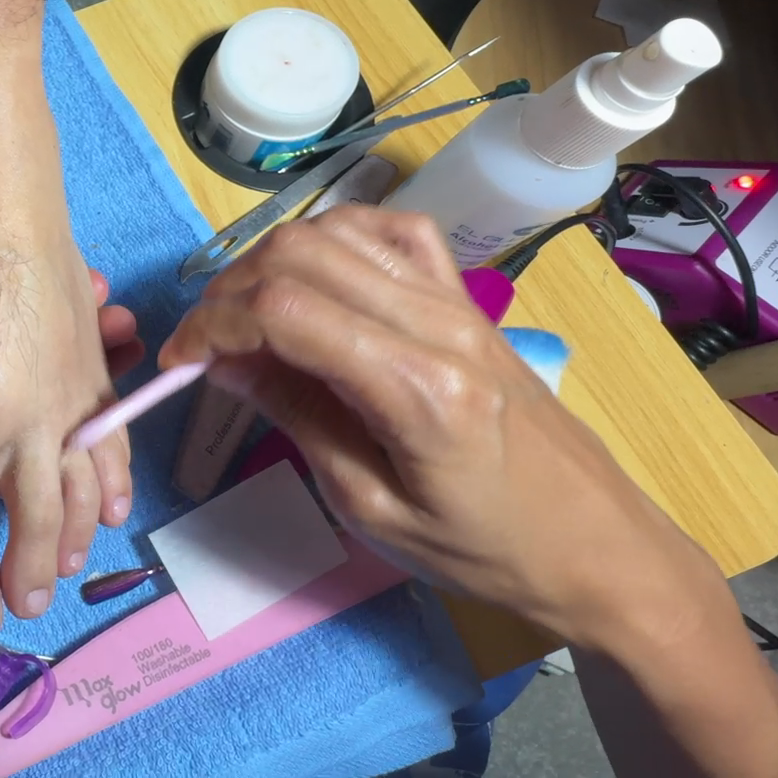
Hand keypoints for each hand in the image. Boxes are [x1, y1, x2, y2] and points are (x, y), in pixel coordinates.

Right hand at [159, 207, 719, 645]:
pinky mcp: (463, 294)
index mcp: (416, 389)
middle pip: (297, 256)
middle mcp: (435, 322)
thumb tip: (223, 360)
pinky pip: (386, 230)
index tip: (179, 361)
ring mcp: (454, 298)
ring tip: (247, 314)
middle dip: (226, 292)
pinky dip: (330, 237)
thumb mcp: (366, 505)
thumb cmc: (481, 548)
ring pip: (331, 232)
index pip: (282, 312)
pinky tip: (314, 273)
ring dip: (266, 263)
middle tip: (207, 344)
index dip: (210, 325)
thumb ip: (294, 415)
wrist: (597, 546)